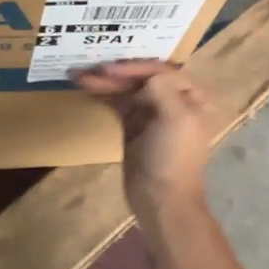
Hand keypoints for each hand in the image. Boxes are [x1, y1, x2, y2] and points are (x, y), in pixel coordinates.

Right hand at [73, 60, 212, 221]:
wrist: (162, 201)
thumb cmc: (173, 157)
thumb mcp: (176, 117)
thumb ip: (160, 87)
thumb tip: (139, 78)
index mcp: (191, 97)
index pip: (159, 70)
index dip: (133, 67)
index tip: (107, 69)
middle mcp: (173, 100)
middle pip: (140, 78)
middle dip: (113, 73)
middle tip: (84, 69)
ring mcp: (151, 114)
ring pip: (126, 89)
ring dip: (103, 82)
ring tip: (77, 76)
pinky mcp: (133, 127)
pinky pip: (117, 103)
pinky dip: (103, 94)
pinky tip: (86, 88)